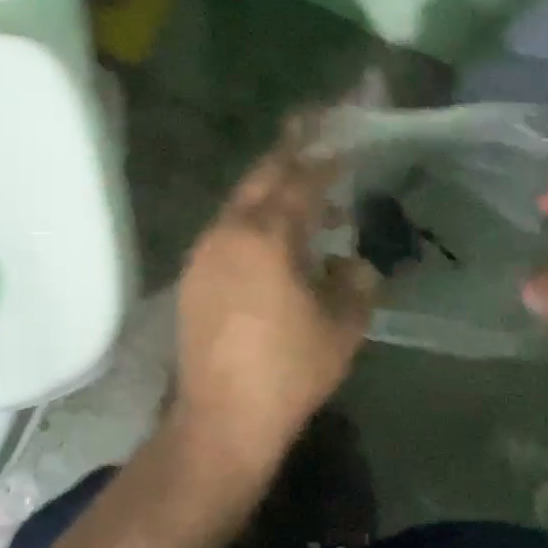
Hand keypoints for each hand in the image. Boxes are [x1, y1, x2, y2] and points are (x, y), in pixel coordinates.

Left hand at [174, 120, 380, 453]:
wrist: (223, 420)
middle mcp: (227, 233)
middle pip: (260, 177)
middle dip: (290, 152)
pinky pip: (227, 234)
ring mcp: (202, 255)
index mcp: (266, 236)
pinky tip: (277, 247)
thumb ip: (355, 282)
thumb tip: (351, 262)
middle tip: (315, 128)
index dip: (326, 155)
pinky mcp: (192, 280)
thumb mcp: (342, 327)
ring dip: (273, 194)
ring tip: (308, 201)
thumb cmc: (289, 371)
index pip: (300, 179)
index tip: (345, 134)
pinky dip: (254, 225)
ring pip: (240, 205)